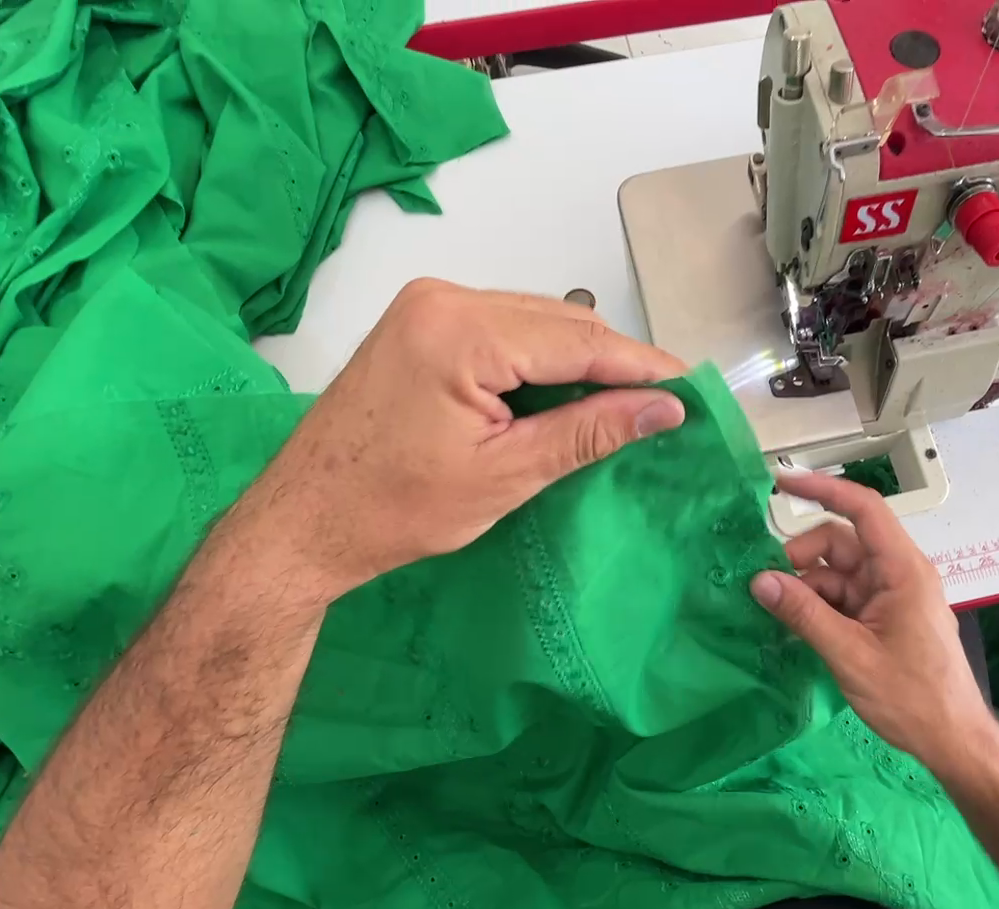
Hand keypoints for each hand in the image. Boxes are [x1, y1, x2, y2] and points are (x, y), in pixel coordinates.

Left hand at [229, 279, 686, 602]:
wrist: (306, 520)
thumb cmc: (397, 509)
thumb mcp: (507, 474)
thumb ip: (590, 431)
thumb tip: (664, 409)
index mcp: (460, 331)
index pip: (580, 340)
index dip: (643, 366)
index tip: (692, 388)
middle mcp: (443, 298)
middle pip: (561, 322)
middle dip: (617, 362)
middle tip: (666, 401)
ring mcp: (428, 306)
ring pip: (536, 322)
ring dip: (582, 360)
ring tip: (626, 401)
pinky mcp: (421, 324)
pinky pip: (505, 329)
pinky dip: (543, 358)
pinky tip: (567, 391)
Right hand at [750, 470, 998, 771]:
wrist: (951, 739)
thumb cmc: (911, 696)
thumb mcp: (850, 654)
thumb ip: (804, 614)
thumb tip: (760, 580)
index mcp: (902, 570)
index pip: (863, 510)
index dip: (822, 490)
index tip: (781, 483)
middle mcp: (898, 574)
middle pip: (842, 544)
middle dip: (803, 559)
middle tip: (771, 588)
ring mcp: (891, 597)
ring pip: (838, 573)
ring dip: (808, 588)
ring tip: (782, 617)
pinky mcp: (884, 618)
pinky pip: (844, 598)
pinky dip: (819, 607)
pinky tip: (799, 628)